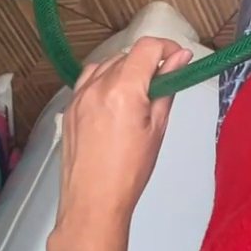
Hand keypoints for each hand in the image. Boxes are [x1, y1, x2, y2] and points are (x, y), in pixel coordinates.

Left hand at [54, 38, 187, 235]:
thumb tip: (180, 59)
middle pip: (129, 54)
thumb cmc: (129, 170)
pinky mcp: (70, 107)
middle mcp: (98, 87)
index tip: (178, 59)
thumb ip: (167, 86)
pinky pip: (90, 77)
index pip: (147, 48)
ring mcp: (80, 96)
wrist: (93, 202)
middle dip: (150, 62)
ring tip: (140, 92)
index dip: (167, 48)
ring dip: (128, 68)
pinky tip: (116, 95)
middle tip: (164, 82)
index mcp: (123, 90)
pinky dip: (106, 77)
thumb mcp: (158, 126)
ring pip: (109, 63)